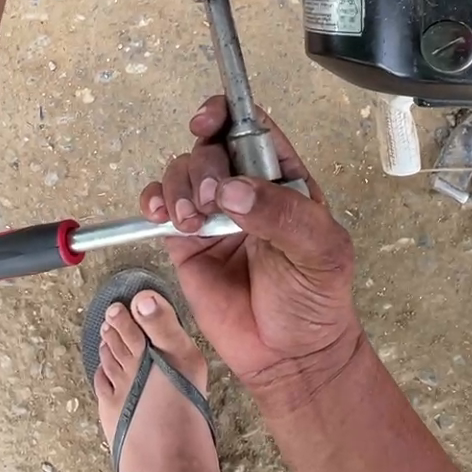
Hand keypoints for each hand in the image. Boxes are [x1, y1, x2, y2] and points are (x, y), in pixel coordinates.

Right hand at [139, 96, 361, 410]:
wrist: (291, 357)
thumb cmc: (316, 299)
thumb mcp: (319, 250)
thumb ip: (282, 214)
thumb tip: (233, 190)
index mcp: (280, 177)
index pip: (249, 127)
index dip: (225, 114)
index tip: (206, 122)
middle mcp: (243, 188)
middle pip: (208, 146)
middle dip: (202, 166)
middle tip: (210, 202)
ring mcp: (211, 213)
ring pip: (181, 171)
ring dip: (178, 187)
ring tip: (192, 222)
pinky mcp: (184, 241)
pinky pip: (160, 206)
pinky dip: (153, 202)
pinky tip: (160, 215)